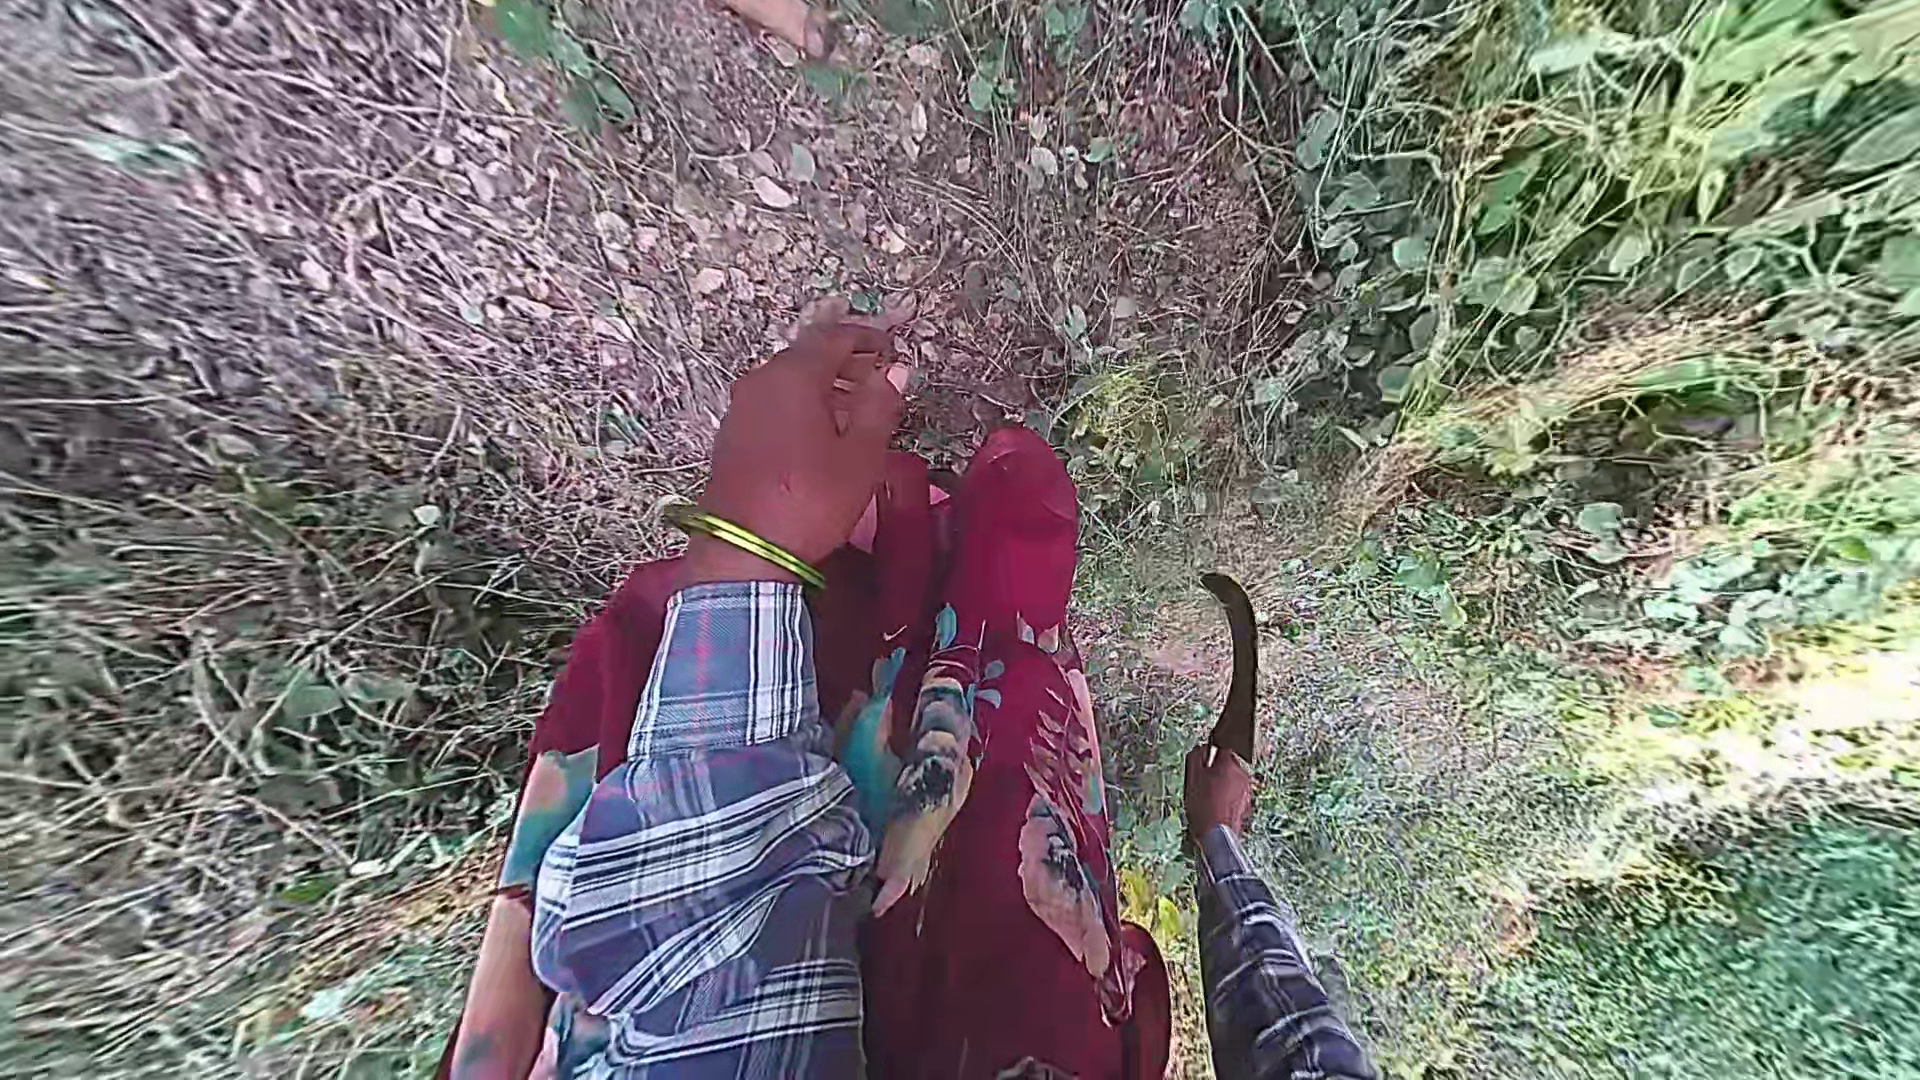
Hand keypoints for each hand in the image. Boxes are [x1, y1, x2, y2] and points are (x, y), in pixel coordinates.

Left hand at [683, 321, 908, 584]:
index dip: (867, 339)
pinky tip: (820, 434)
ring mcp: (741, 409)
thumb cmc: (811, 501)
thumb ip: (879, 407)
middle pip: (808, 356)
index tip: (891, 349)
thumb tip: (894, 372)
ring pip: (789, 382)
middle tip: (878, 379)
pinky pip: (773, 405)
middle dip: (847, 363)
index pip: (833, 338)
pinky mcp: (732, 436)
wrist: (745, 550)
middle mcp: (760, 382)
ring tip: (856, 411)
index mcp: (793, 378)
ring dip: (825, 387)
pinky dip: (802, 406)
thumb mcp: (860, 456)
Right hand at [1184, 743, 1252, 842]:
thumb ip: (1196, 756)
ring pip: (1232, 778)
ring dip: (1221, 782)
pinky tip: (1215, 804)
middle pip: (1228, 763)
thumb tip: (1201, 748)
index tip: (1203, 756)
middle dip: (1216, 768)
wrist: (1216, 837)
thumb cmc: (1203, 806)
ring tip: (1207, 793)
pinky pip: (1235, 792)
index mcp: (1229, 764)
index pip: (1223, 746)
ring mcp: (1246, 791)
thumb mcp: (1192, 776)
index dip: (1211, 750)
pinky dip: (1226, 794)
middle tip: (1201, 777)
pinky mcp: (1247, 805)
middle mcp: (1242, 775)